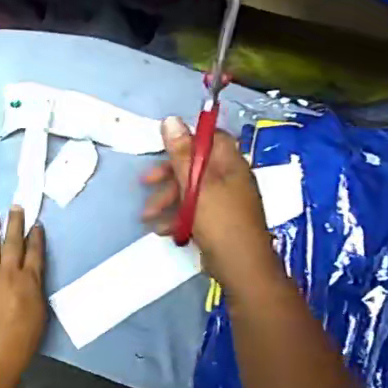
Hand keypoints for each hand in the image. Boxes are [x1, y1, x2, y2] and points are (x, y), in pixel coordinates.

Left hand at [0, 206, 47, 382]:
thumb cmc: (23, 340)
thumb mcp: (39, 312)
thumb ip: (34, 290)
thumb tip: (30, 277)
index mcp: (30, 281)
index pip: (35, 252)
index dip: (36, 236)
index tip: (35, 223)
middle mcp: (9, 272)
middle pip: (13, 242)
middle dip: (15, 223)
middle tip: (14, 206)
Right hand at [141, 116, 284, 289]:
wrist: (241, 267)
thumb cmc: (220, 221)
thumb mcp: (197, 185)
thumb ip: (182, 154)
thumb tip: (171, 120)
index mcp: (230, 164)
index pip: (212, 138)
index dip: (188, 138)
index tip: (163, 147)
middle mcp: (230, 179)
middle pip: (196, 165)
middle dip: (168, 174)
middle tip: (146, 182)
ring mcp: (225, 201)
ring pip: (191, 190)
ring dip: (167, 199)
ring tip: (148, 216)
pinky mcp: (218, 221)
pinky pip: (194, 210)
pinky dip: (177, 216)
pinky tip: (163, 229)